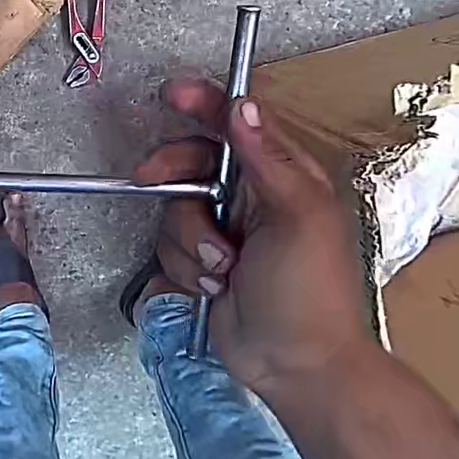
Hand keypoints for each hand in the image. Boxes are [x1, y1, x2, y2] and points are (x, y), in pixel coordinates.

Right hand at [134, 78, 374, 395]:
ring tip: (222, 267)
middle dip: (169, 173)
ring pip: (172, 209)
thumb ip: (268, 159)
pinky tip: (214, 286)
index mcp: (279, 178)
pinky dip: (184, 266)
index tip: (171, 94)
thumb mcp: (298, 218)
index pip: (236, 125)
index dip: (203, 103)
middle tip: (149, 177)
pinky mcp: (198, 259)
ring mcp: (219, 229)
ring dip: (189, 240)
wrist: (293, 365)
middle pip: (187, 161)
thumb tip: (242, 106)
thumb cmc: (310, 292)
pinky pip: (167, 245)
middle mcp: (245, 197)